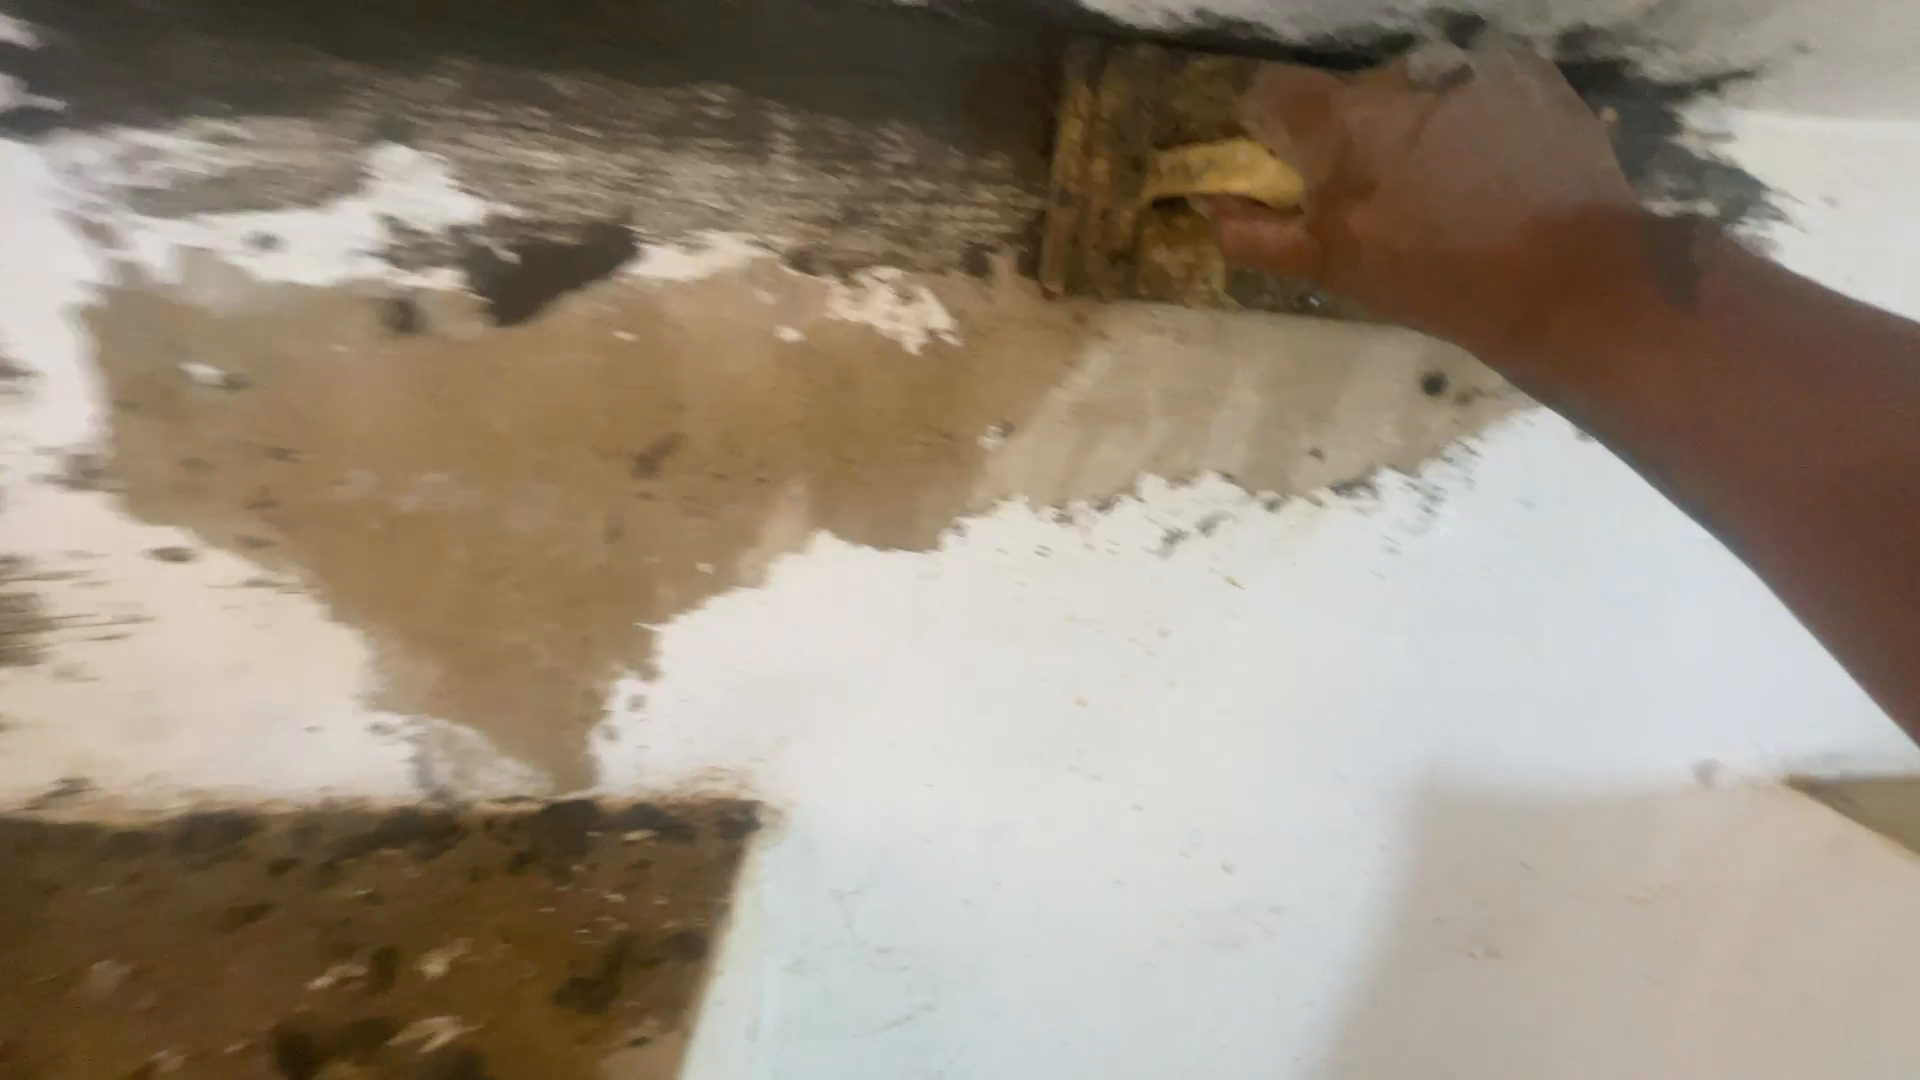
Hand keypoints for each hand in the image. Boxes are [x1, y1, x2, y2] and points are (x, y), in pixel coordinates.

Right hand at [1210, 39, 1637, 357]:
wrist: (1557, 275)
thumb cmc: (1422, 277)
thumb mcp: (1323, 267)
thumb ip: (1253, 234)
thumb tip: (1213, 205)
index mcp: (1341, 122)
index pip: (1272, 91)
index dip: (1268, 128)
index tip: (1285, 169)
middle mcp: (1401, 77)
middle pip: (1347, 97)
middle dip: (1345, 141)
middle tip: (1370, 201)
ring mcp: (1471, 69)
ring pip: (1410, 96)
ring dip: (1405, 134)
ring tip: (1436, 192)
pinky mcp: (1528, 76)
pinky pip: (1468, 92)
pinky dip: (1461, 126)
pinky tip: (1483, 175)